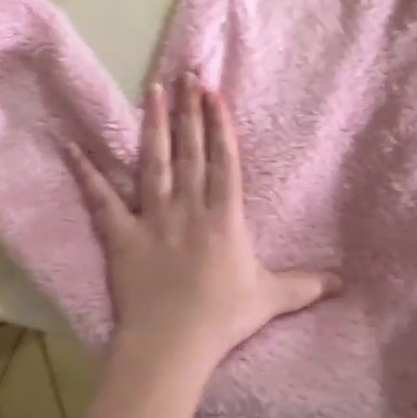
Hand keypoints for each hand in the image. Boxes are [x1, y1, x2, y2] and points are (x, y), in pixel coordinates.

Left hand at [67, 77, 339, 375]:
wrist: (171, 344)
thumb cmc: (222, 318)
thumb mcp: (270, 298)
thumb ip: (305, 285)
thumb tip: (344, 282)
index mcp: (223, 216)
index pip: (223, 159)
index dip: (218, 123)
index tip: (213, 91)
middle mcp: (189, 206)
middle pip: (190, 149)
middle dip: (190, 109)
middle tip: (186, 73)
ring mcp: (153, 217)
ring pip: (153, 162)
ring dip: (154, 124)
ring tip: (153, 89)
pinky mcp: (121, 235)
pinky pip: (102, 199)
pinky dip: (87, 173)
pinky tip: (72, 147)